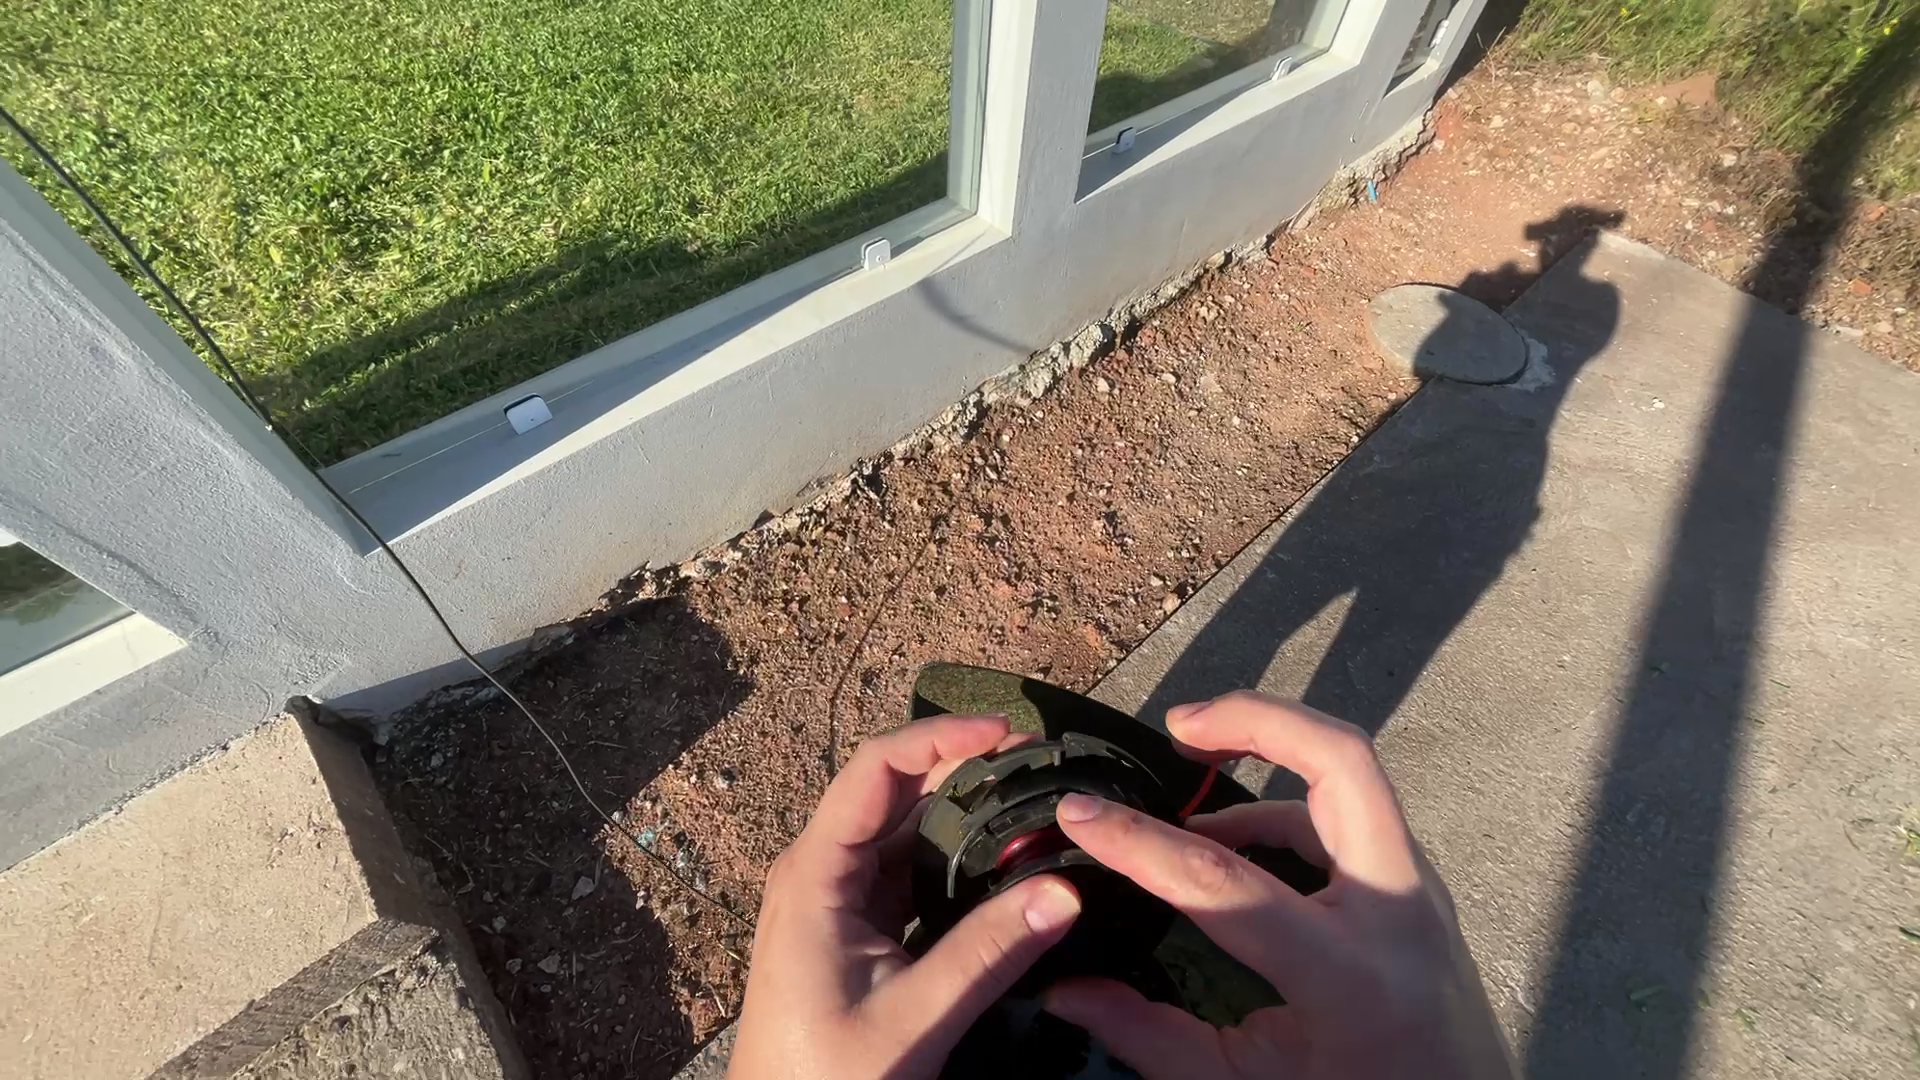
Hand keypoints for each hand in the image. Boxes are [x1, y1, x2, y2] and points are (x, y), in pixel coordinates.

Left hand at [728, 715, 1082, 1079]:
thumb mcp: (912, 1020)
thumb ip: (988, 954)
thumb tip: (1065, 890)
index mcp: (816, 870)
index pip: (875, 769)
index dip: (938, 737)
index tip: (1000, 729)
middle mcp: (823, 864)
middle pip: (894, 788)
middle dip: (961, 764)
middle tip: (1030, 759)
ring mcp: (839, 890)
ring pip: (904, 825)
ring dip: (962, 807)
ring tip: (1024, 794)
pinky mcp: (857, 917)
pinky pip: (908, 864)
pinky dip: (953, 851)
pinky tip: (997, 851)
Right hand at [1044, 692, 1514, 1079]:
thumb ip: (1148, 1036)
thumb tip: (1063, 990)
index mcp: (1350, 978)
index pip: (1225, 884)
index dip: (1139, 841)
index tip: (1079, 812)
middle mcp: (1397, 911)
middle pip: (1341, 761)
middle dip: (1253, 718)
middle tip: (1177, 724)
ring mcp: (1416, 885)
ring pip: (1349, 766)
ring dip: (1266, 740)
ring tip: (1190, 757)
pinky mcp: (1412, 879)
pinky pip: (1341, 808)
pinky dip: (1275, 799)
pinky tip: (1227, 829)